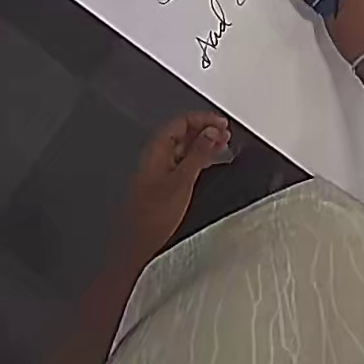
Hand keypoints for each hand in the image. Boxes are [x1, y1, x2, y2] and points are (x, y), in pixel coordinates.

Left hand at [112, 111, 229, 266]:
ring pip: (183, 146)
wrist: (139, 245)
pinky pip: (182, 160)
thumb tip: (211, 132)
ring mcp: (158, 169)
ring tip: (221, 144)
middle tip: (224, 132)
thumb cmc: (154, 216)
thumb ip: (199, 153)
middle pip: (182, 132)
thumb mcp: (183, 180)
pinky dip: (198, 157)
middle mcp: (155, 155)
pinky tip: (208, 162)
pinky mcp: (162, 182)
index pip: (182, 121)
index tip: (221, 123)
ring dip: (203, 143)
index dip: (203, 119)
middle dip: (205, 129)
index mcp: (157, 148)